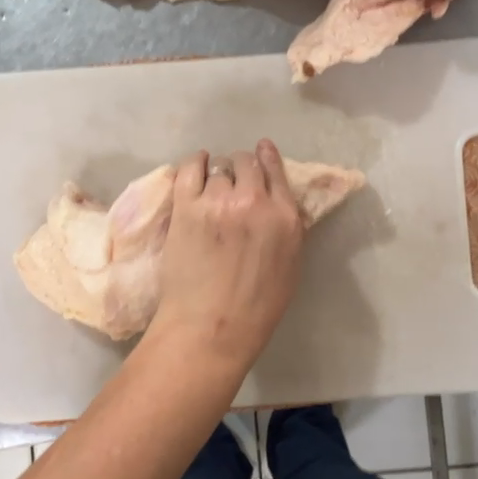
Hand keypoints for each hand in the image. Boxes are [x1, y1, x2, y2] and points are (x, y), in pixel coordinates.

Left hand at [148, 140, 306, 370]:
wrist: (211, 326)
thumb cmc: (257, 308)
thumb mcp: (290, 266)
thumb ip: (287, 228)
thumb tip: (276, 207)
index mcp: (286, 217)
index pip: (276, 171)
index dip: (266, 158)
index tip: (260, 152)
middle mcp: (254, 201)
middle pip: (246, 162)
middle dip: (240, 167)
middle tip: (231, 182)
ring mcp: (218, 200)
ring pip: (219, 166)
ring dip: (217, 173)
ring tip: (210, 186)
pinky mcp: (186, 206)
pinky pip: (191, 167)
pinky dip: (195, 163)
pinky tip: (195, 166)